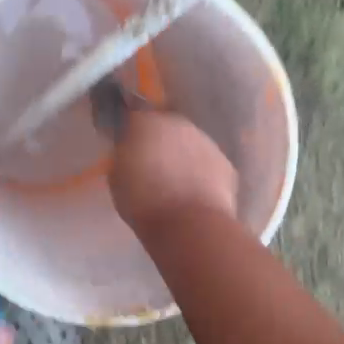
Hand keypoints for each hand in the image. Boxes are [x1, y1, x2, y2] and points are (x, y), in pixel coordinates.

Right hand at [109, 110, 238, 231]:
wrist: (190, 226)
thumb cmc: (143, 201)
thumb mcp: (116, 176)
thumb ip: (123, 155)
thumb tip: (130, 151)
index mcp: (145, 122)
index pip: (133, 116)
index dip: (129, 130)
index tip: (125, 145)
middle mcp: (177, 124)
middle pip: (164, 127)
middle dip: (158, 141)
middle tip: (150, 165)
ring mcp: (206, 142)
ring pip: (188, 143)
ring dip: (181, 155)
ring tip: (174, 182)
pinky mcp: (226, 164)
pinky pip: (207, 163)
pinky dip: (201, 172)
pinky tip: (194, 192)